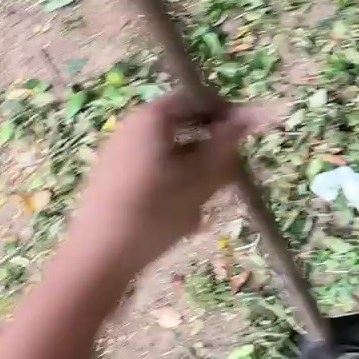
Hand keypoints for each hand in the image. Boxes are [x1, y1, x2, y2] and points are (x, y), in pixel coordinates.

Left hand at [78, 92, 263, 275]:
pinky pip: (152, 168)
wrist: (97, 260)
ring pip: (169, 150)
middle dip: (209, 146)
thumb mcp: (200, 177)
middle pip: (182, 125)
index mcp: (151, 117)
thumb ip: (229, 142)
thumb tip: (261, 111)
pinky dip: (173, 181)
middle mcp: (131, 127)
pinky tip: (181, 214)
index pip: (197, 99)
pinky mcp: (111, 179)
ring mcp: (118, 154)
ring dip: (193, 167)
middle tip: (230, 172)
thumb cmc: (154, 212)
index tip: (246, 135)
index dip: (226, 113)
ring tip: (206, 198)